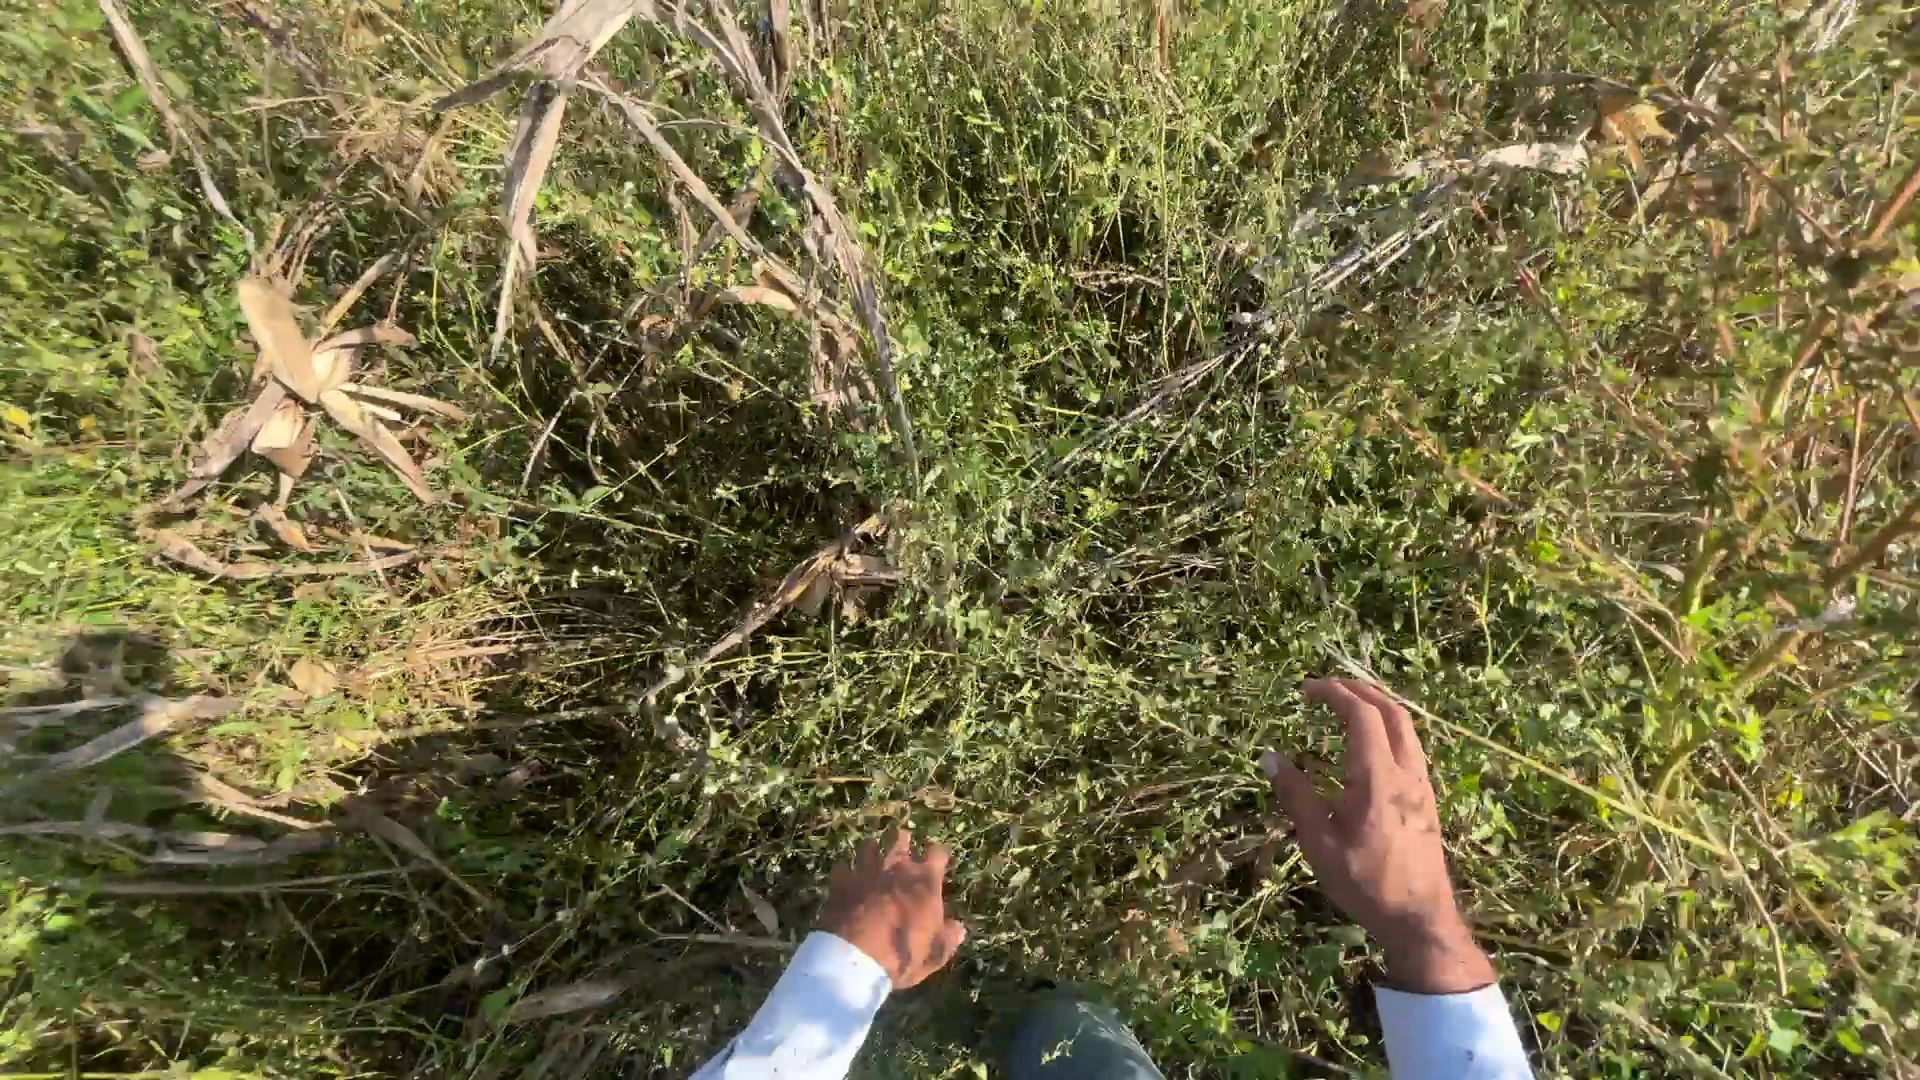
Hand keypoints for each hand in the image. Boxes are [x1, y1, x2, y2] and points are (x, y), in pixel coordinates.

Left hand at [819, 829, 966, 988]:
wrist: (856, 957)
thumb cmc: (903, 953)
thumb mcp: (934, 953)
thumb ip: (948, 938)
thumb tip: (959, 929)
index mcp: (925, 880)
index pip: (938, 853)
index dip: (940, 854)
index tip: (940, 858)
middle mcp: (897, 866)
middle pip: (901, 840)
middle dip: (903, 840)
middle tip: (903, 842)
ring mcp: (867, 869)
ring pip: (870, 846)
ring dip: (873, 849)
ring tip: (872, 853)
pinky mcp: (842, 880)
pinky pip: (843, 866)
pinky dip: (846, 870)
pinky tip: (846, 875)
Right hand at [1262, 677, 1495, 994]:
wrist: (1421, 921)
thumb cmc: (1365, 883)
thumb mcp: (1319, 843)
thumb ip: (1296, 795)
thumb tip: (1270, 757)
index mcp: (1378, 780)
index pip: (1361, 717)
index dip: (1334, 694)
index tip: (1306, 689)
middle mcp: (1407, 774)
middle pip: (1392, 712)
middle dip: (1359, 689)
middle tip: (1327, 686)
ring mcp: (1423, 785)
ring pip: (1407, 727)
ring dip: (1377, 705)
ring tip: (1346, 702)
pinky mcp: (1427, 798)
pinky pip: (1410, 745)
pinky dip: (1388, 726)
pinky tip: (1368, 739)